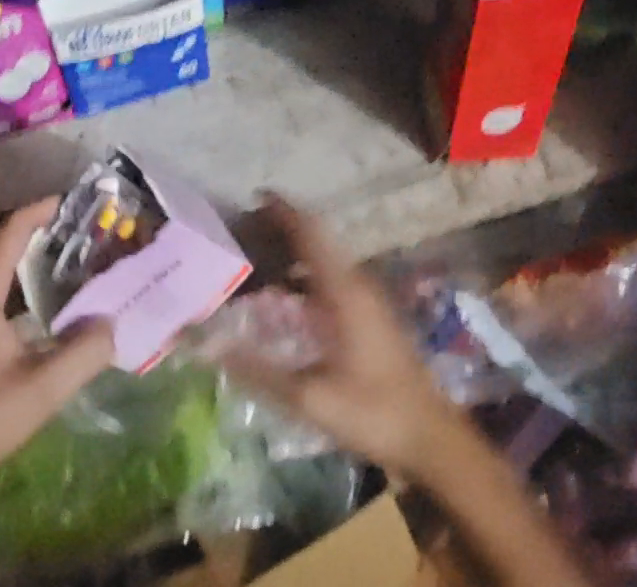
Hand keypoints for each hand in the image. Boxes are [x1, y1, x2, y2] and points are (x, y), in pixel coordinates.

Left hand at [0, 198, 115, 561]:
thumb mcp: (43, 388)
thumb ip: (85, 350)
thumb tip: (114, 320)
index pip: (11, 227)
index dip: (44, 208)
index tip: (79, 202)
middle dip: (36, 221)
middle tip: (80, 225)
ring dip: (24, 245)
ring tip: (69, 250)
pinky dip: (13, 269)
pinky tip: (43, 290)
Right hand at [222, 197, 463, 481]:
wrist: (431, 439)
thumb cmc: (373, 413)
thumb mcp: (309, 396)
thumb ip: (255, 369)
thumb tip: (205, 345)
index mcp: (345, 293)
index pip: (311, 234)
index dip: (283, 212)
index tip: (253, 197)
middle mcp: (357, 287)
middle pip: (316, 243)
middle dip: (280, 231)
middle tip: (240, 232)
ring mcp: (367, 302)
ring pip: (324, 264)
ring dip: (291, 256)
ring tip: (252, 260)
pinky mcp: (370, 319)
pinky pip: (330, 284)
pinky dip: (303, 280)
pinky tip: (280, 300)